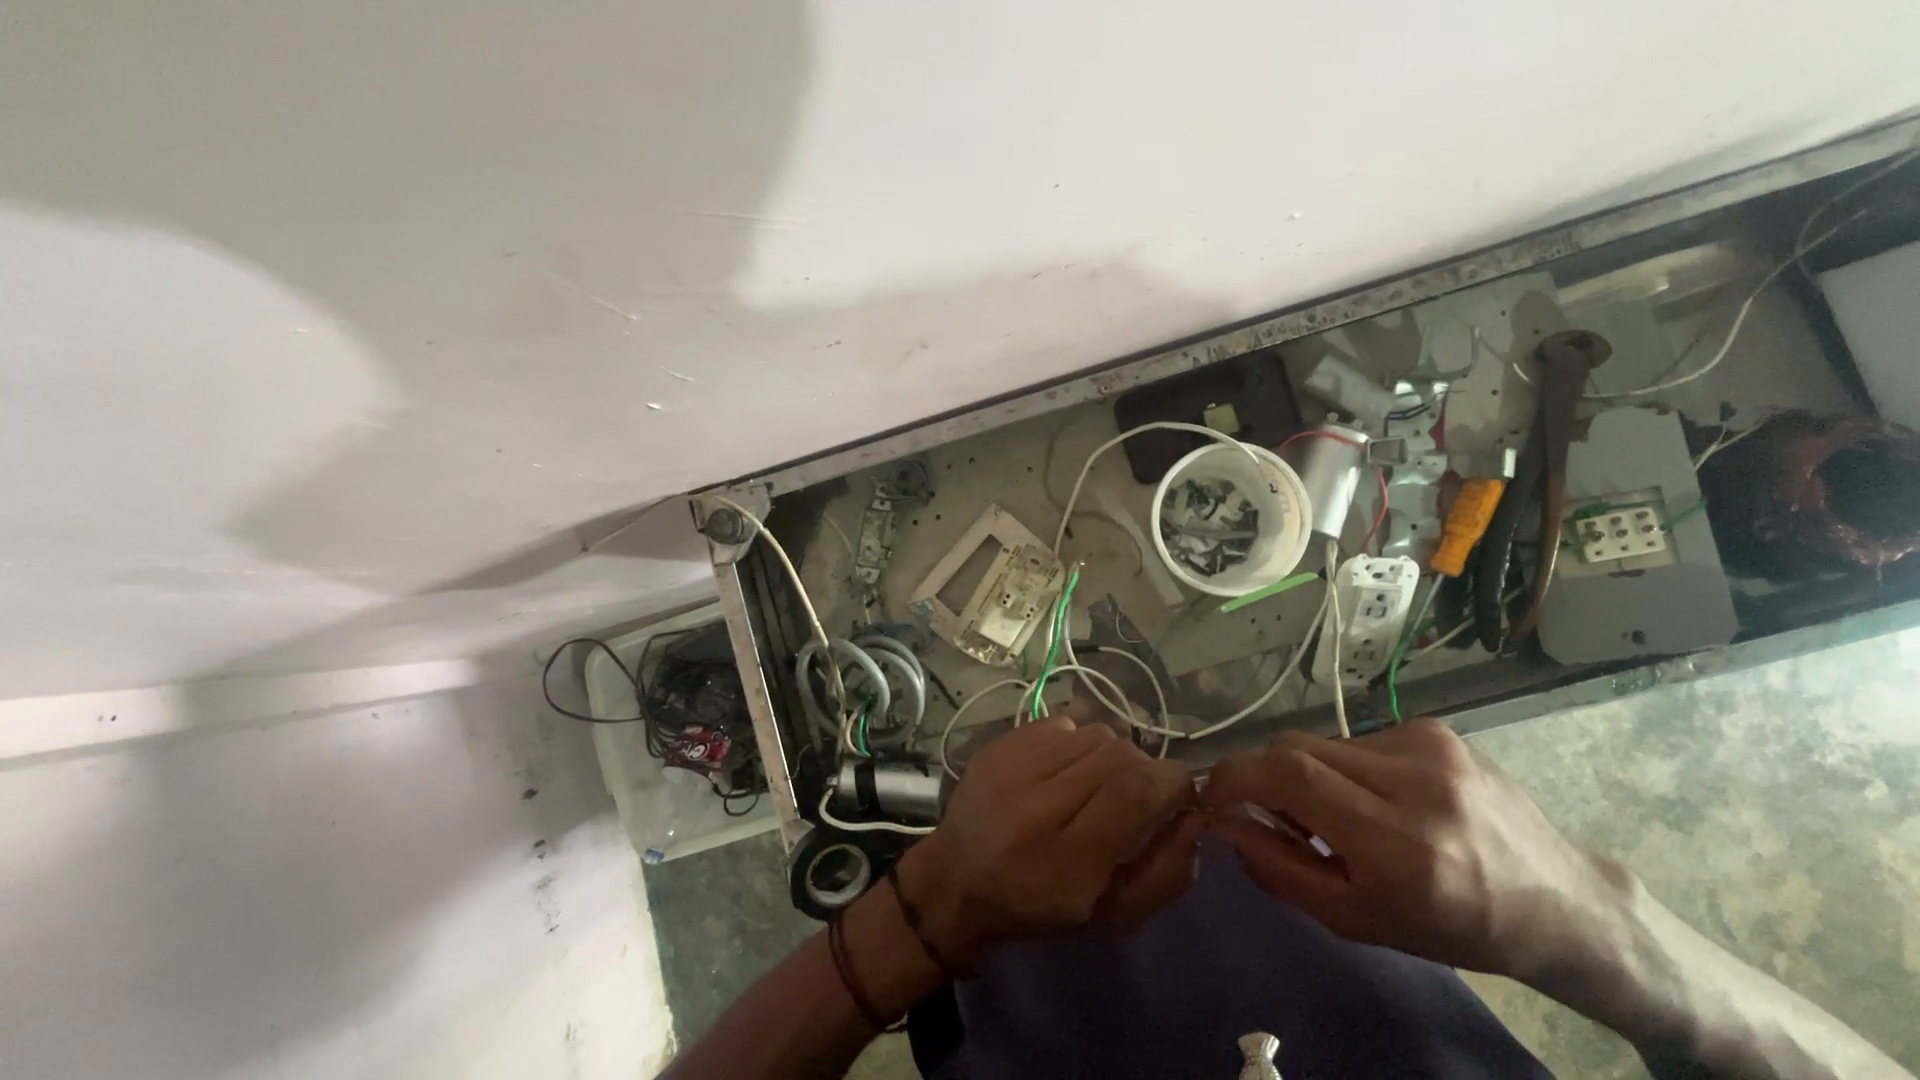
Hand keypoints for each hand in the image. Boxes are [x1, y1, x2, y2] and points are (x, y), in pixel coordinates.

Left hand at [896, 712, 1196, 965]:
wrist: (957, 881)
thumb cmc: (1040, 906)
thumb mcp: (1113, 915)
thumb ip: (1165, 873)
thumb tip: (1194, 819)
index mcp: (1071, 857)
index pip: (1138, 789)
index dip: (1172, 783)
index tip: (1178, 795)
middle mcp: (1039, 803)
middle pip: (1120, 755)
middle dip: (1144, 769)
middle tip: (1137, 796)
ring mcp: (1014, 767)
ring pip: (1095, 733)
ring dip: (1111, 754)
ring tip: (1099, 782)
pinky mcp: (999, 744)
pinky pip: (1063, 722)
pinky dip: (1078, 741)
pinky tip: (1067, 769)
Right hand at [1200, 718, 1614, 977]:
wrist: (1555, 901)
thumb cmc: (1449, 925)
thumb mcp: (1353, 918)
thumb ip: (1278, 868)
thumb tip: (1223, 821)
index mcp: (1394, 840)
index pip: (1289, 774)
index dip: (1236, 774)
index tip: (1212, 793)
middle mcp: (1412, 778)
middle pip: (1296, 746)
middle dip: (1263, 774)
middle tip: (1268, 813)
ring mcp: (1428, 744)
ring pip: (1323, 741)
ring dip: (1307, 773)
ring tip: (1336, 814)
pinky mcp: (1435, 729)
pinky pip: (1358, 739)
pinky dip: (1346, 767)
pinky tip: (1379, 799)